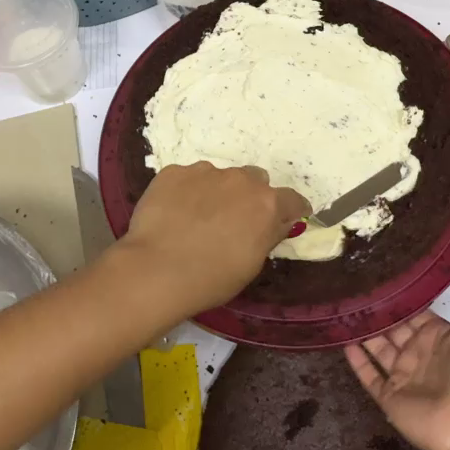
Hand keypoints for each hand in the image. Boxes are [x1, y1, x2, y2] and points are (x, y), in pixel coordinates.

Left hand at [115, 162, 311, 311]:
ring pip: (219, 177)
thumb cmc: (212, 278)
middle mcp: (240, 180)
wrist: (157, 269)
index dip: (292, 210)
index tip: (288, 218)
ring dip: (217, 192)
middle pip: (255, 180)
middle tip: (235, 221)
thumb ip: (269, 235)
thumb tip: (278, 222)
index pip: (292, 200)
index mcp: (267, 204)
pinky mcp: (174, 172)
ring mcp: (205, 172)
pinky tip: (174, 214)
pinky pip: (187, 178)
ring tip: (197, 219)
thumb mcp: (252, 265)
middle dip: (250, 196)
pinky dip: (186, 192)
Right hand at [346, 281, 449, 449]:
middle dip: (377, 313)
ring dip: (363, 332)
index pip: (415, 314)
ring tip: (343, 310)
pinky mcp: (389, 396)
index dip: (400, 299)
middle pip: (393, 329)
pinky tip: (341, 341)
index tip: (380, 279)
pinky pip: (369, 375)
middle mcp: (419, 354)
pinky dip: (356, 360)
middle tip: (354, 290)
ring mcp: (403, 376)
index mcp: (440, 339)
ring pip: (378, 349)